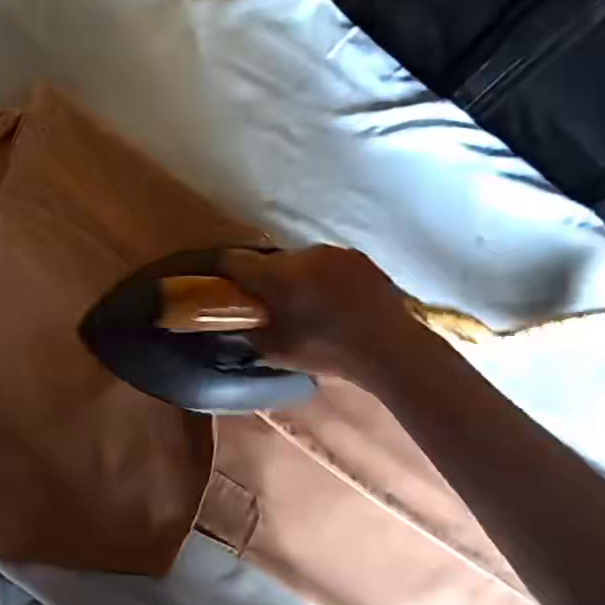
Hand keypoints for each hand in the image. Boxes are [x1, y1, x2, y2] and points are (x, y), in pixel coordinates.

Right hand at [220, 246, 419, 381]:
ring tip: (307, 305)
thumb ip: (253, 332)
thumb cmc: (327, 350)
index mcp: (277, 274)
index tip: (216, 280)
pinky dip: (325, 280)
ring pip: (303, 262)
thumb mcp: (277, 351)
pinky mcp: (360, 259)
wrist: (388, 347)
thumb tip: (240, 323)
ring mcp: (335, 253)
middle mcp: (303, 254)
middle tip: (270, 304)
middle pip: (272, 261)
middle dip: (267, 279)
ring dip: (299, 279)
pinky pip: (330, 266)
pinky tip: (335, 303)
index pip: (234, 260)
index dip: (220, 270)